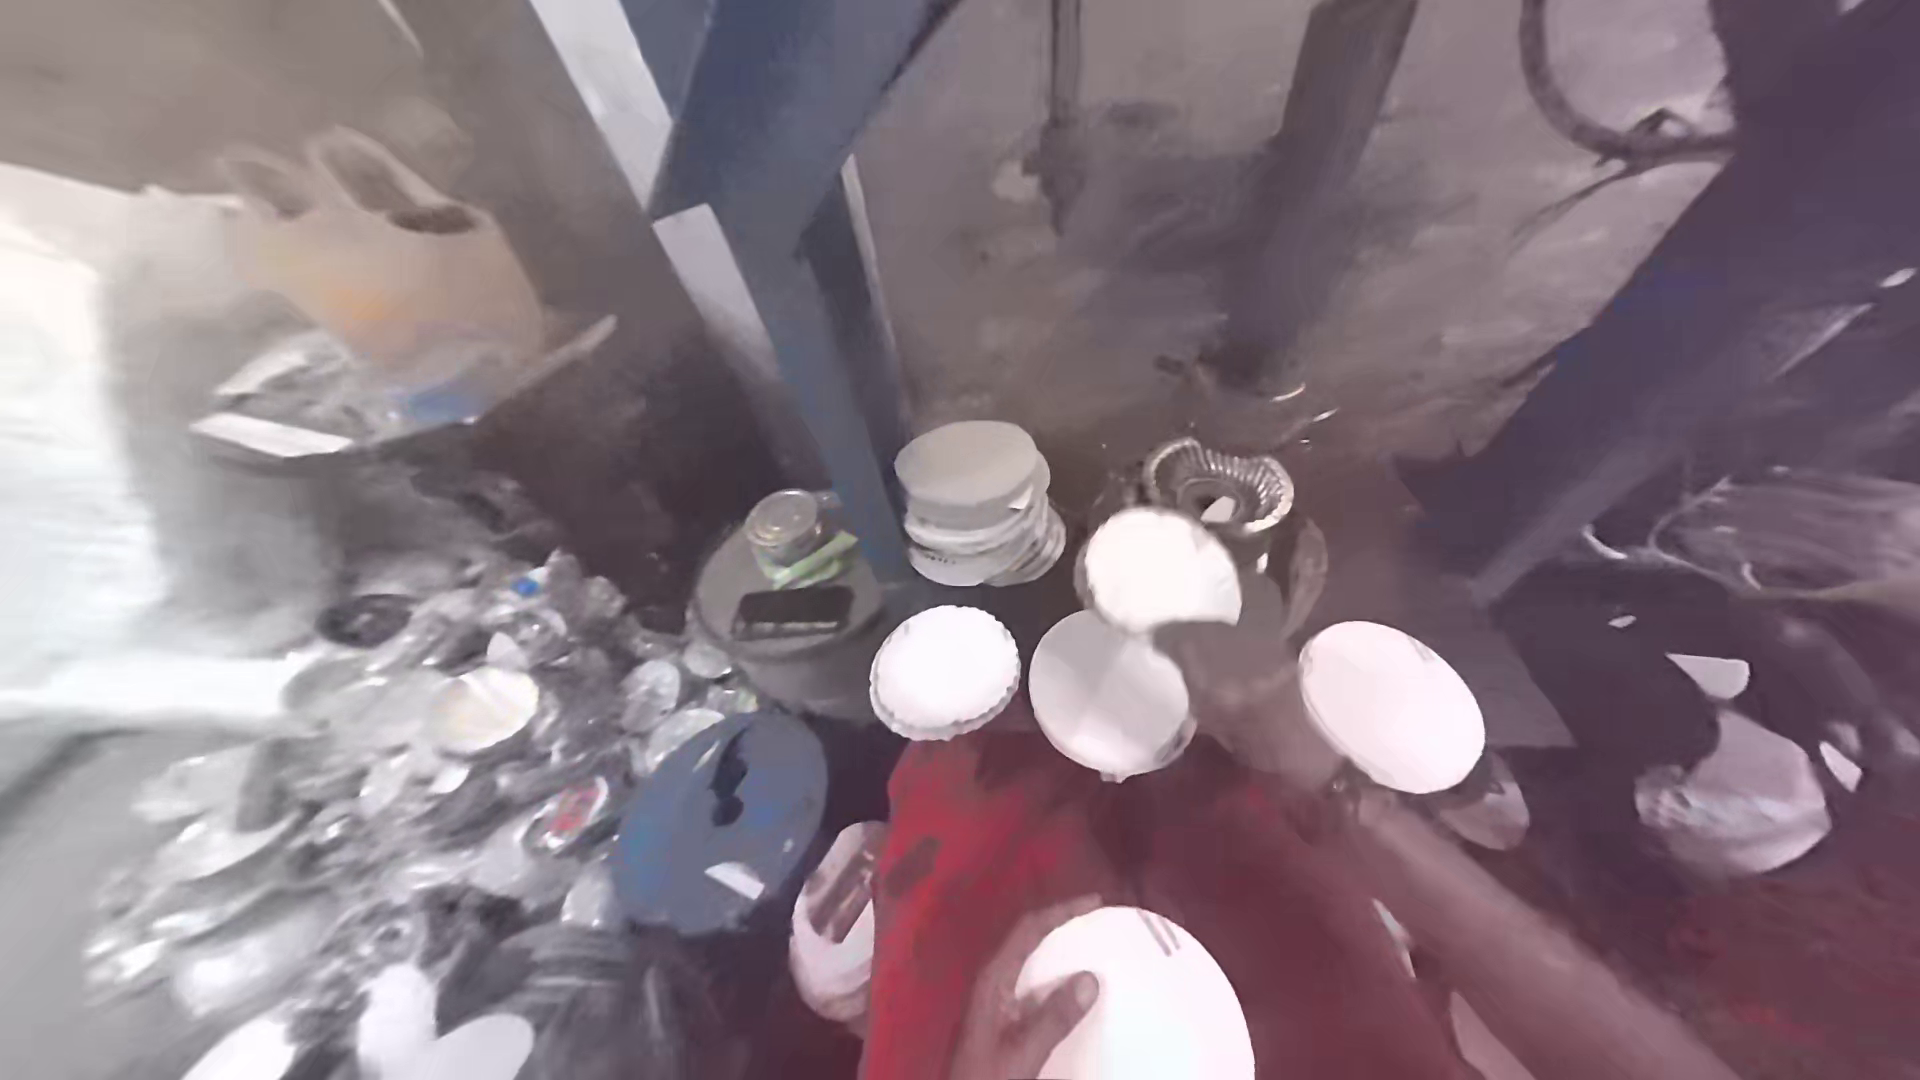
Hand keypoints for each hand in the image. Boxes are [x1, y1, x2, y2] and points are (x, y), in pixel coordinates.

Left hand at [949, 895, 1101, 1079]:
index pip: (1029, 928)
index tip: (1093, 902)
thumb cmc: (986, 1076)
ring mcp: (996, 996)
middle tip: (1096, 919)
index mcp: (994, 975)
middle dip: (1061, 923)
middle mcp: (994, 976)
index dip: (1060, 910)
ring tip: (1090, 944)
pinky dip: (1054, 975)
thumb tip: (1091, 976)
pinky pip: (1032, 981)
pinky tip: (1072, 987)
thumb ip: (1054, 1017)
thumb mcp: (1023, 1052)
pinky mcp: (1001, 1016)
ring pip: (1030, 958)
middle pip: (1029, 936)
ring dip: (1058, 948)